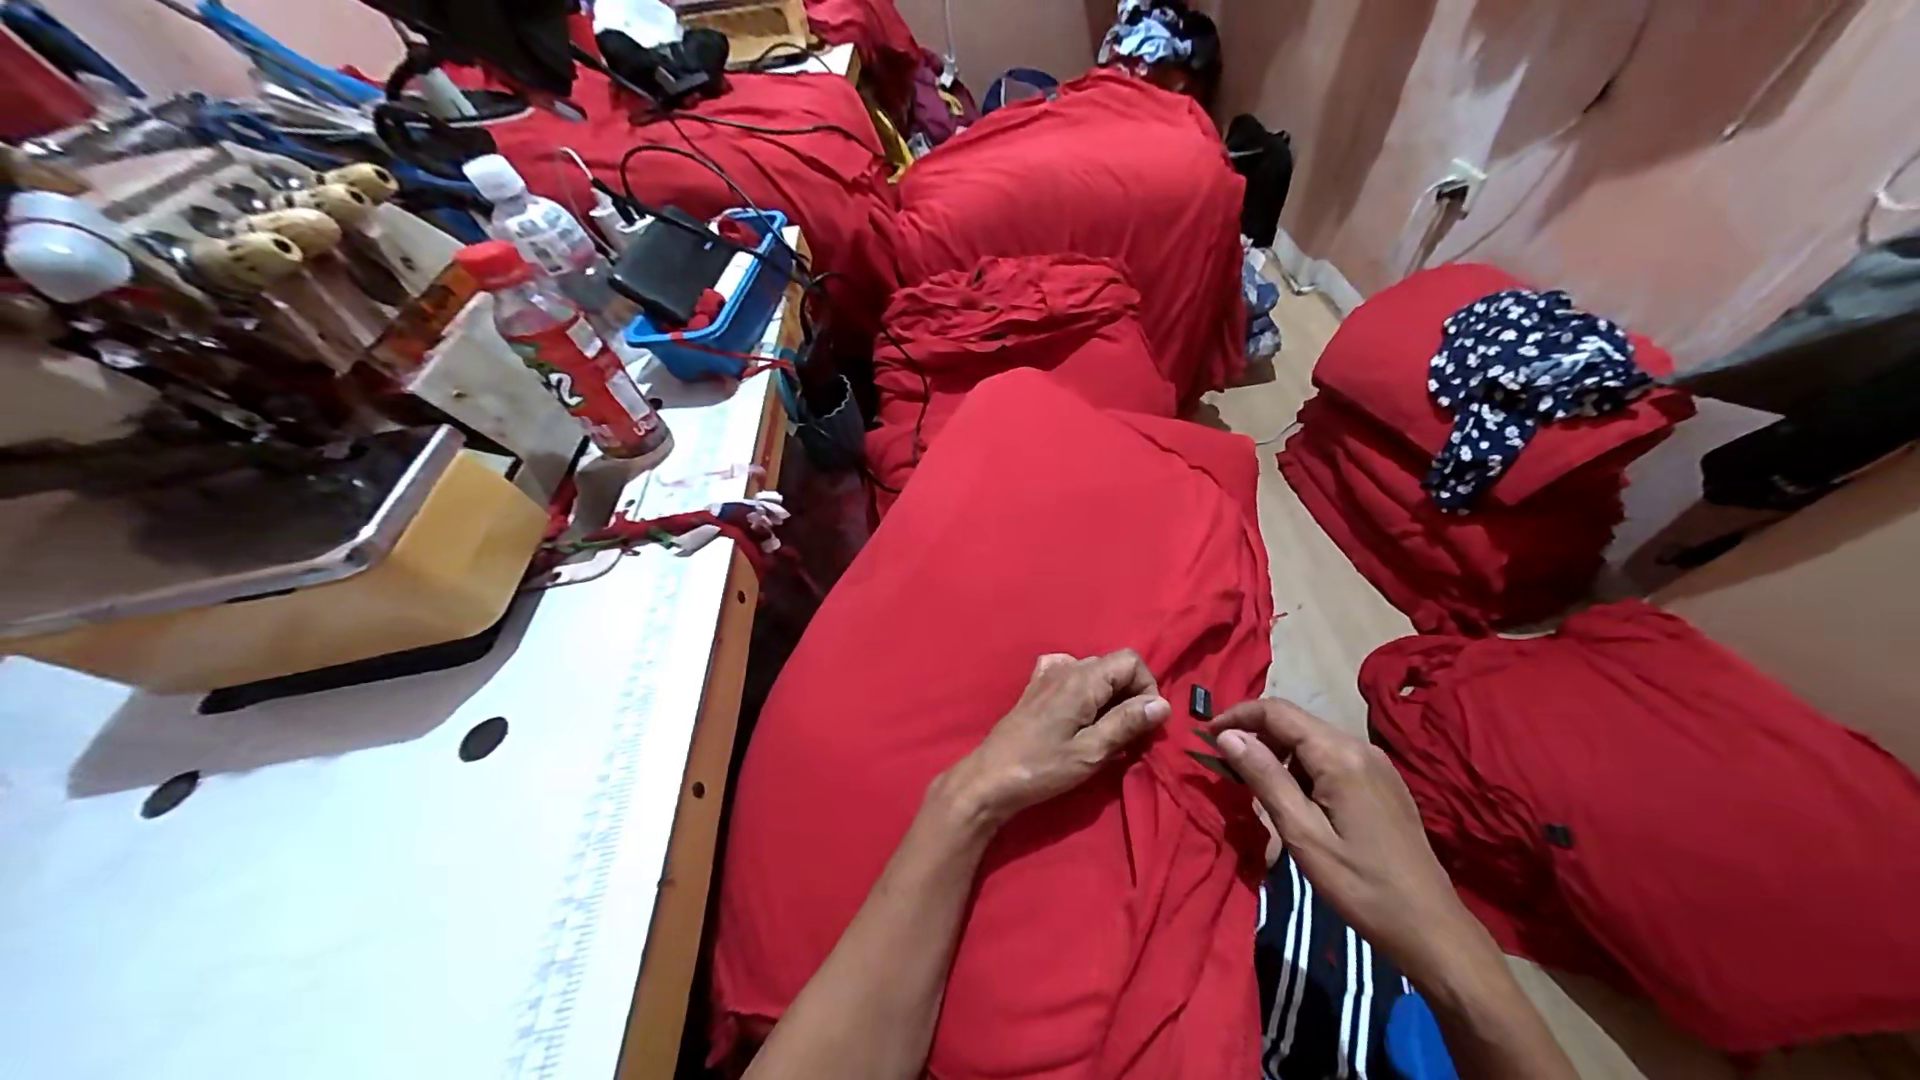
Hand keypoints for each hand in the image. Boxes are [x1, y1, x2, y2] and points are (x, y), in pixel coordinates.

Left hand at [939, 651, 1171, 827]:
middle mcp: (1065, 668)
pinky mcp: (1035, 689)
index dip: (1147, 687)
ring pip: (1093, 673)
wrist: (990, 778)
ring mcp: (1046, 676)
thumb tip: (1162, 704)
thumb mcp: (1091, 752)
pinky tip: (1079, 717)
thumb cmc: (1042, 768)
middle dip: (1131, 696)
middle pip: (1113, 666)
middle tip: (1130, 736)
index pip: (1130, 660)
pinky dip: (1084, 693)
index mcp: (1082, 679)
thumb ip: (1126, 723)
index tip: (1145, 723)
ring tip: (1107, 734)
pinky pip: (1069, 677)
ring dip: (1109, 698)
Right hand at [1207, 699, 1502, 989]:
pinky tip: (1293, 797)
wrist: (1431, 929)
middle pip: (1294, 721)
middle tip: (1225, 764)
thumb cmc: (1360, 885)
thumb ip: (1264, 777)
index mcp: (1339, 754)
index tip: (1207, 737)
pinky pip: (1330, 756)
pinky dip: (1300, 766)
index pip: (1276, 711)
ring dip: (1277, 752)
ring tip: (1255, 786)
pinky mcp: (1382, 781)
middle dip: (1254, 734)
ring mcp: (1375, 763)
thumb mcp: (1302, 833)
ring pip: (1311, 739)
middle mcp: (1359, 747)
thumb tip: (1227, 735)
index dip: (1236, 717)